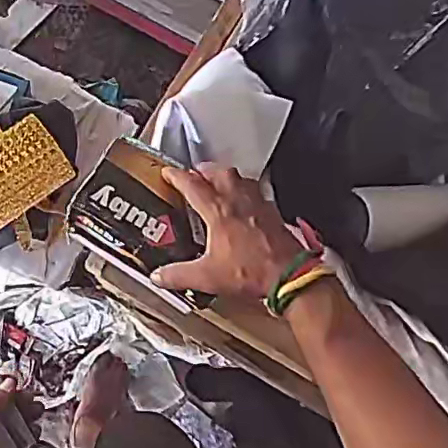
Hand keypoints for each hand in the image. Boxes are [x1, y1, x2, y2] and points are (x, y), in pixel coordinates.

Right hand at [151, 164, 308, 300]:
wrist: (288, 276)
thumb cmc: (252, 271)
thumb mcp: (205, 276)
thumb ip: (177, 275)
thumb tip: (159, 276)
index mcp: (218, 212)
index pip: (193, 185)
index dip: (177, 176)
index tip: (169, 173)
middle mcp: (238, 203)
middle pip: (220, 173)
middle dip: (204, 170)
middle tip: (194, 174)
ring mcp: (258, 205)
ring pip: (240, 178)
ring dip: (226, 176)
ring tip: (218, 181)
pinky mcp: (273, 213)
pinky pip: (257, 192)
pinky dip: (246, 190)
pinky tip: (245, 200)